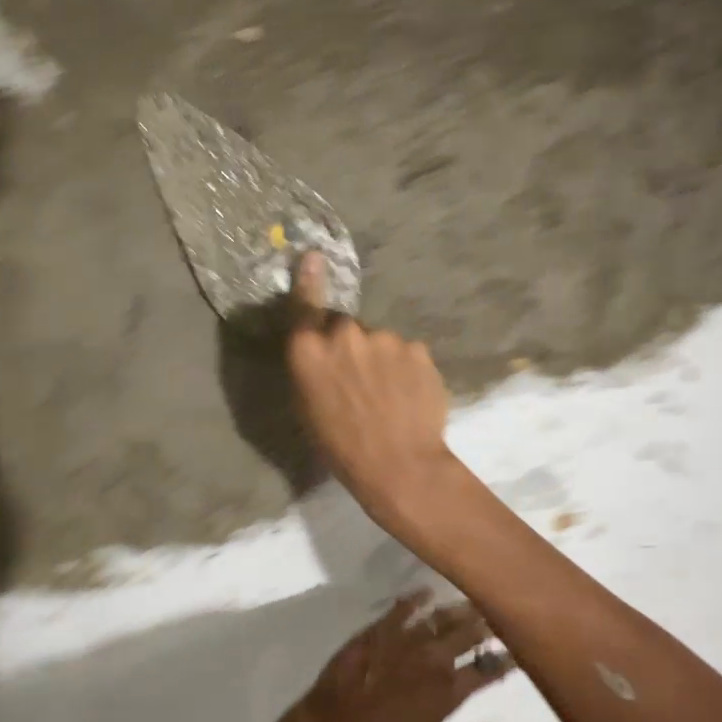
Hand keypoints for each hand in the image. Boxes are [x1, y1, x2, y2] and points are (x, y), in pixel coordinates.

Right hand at [286, 253, 452, 498]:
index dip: (308, 278)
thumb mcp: (306, 408)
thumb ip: (311, 367)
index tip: (313, 255)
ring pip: (379, 341)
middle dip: (349, 345)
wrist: (399, 466)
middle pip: (344, 326)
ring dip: (380, 359)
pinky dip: (406, 369)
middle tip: (357, 381)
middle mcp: (344, 334)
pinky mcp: (417, 348)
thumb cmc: (340, 447)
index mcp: (308, 351)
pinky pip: (406, 353)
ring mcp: (384, 338)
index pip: (304, 305)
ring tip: (387, 396)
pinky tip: (408, 396)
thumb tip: (319, 348)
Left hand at [294, 591, 516, 721]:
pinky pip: (403, 607)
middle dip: (487, 625)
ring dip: (460, 610)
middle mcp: (433, 659)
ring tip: (473, 603)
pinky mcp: (380, 629)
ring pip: (441, 618)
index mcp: (448, 691)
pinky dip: (417, 598)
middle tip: (499, 616)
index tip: (516, 651)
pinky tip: (427, 592)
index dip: (505, 660)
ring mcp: (406, 640)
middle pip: (468, 635)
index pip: (487, 670)